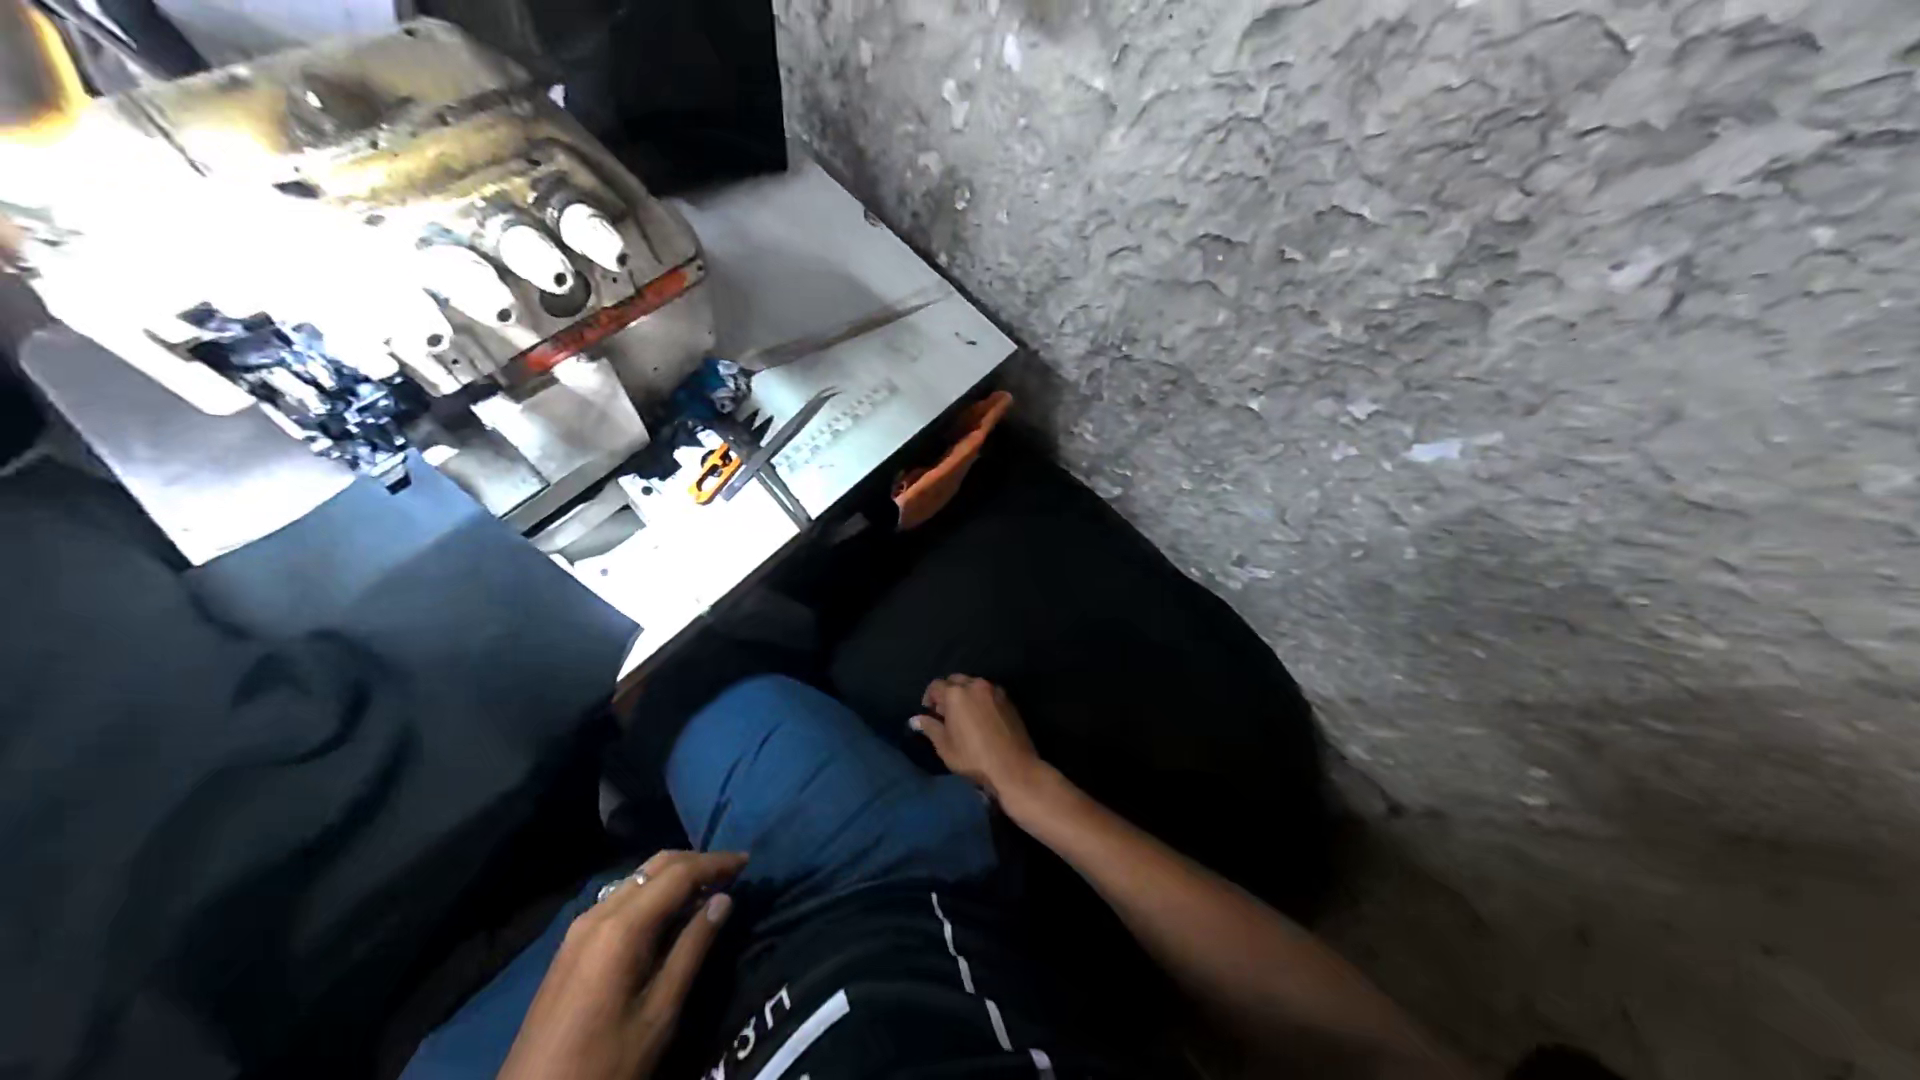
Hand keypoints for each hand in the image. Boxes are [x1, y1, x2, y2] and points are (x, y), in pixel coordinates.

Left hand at [498, 850, 747, 1079]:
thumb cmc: (605, 1062)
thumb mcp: (660, 1011)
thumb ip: (693, 948)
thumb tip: (724, 900)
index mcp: (622, 927)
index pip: (679, 873)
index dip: (716, 862)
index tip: (747, 862)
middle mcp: (599, 913)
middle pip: (656, 866)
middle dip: (697, 862)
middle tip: (732, 872)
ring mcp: (580, 927)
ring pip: (638, 878)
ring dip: (675, 876)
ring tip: (708, 891)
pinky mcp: (572, 944)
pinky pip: (622, 898)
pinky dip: (653, 894)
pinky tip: (670, 915)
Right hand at [913, 675, 1045, 802]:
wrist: (1012, 767)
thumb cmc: (972, 757)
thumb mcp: (944, 745)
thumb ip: (929, 727)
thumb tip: (915, 719)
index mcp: (956, 693)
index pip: (935, 686)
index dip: (929, 698)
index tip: (929, 714)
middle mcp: (975, 685)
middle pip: (955, 680)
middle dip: (947, 693)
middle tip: (945, 714)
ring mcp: (995, 691)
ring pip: (974, 684)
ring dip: (965, 694)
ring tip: (964, 716)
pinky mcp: (1008, 700)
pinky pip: (988, 693)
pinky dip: (980, 699)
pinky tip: (981, 718)